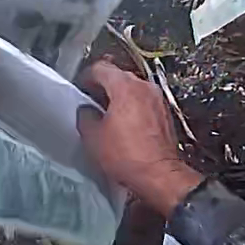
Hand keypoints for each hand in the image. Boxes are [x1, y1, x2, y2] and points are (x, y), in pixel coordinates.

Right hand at [76, 59, 203, 216]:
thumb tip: (86, 112)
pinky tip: (122, 127)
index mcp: (125, 87)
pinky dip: (131, 109)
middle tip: (89, 102)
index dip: (85, 77)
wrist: (159, 175)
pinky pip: (143, 103)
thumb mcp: (92, 137)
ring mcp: (157, 100)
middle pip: (118, 76)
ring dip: (118, 98)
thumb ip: (84, 116)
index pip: (100, 68)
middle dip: (102, 87)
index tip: (80, 88)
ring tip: (104, 117)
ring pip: (132, 90)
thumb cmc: (128, 157)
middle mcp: (144, 88)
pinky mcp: (164, 115)